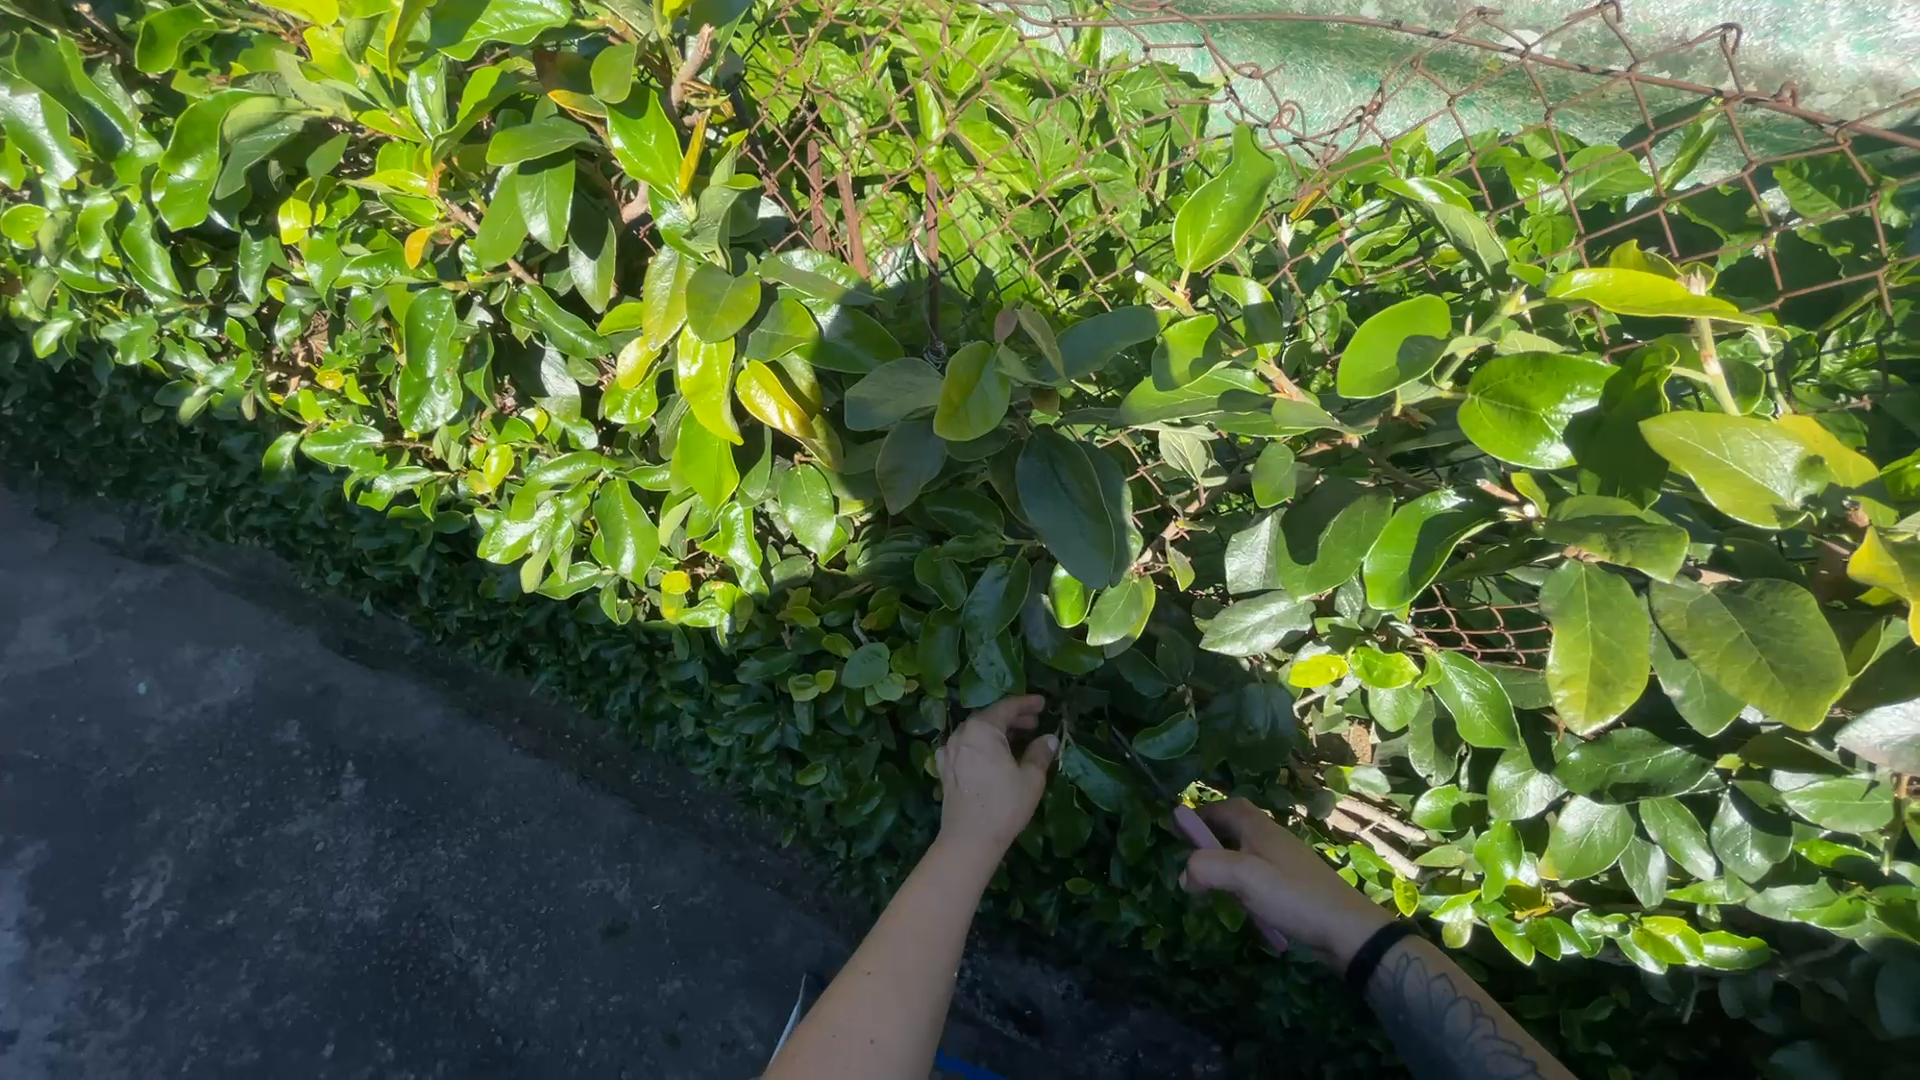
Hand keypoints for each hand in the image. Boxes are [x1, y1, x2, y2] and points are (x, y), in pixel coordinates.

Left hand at [934, 694, 1056, 863]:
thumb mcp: (1030, 778)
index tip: (1042, 703)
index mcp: (982, 729)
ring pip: (976, 732)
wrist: (969, 839)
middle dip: (1013, 718)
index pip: (1007, 707)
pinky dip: (981, 745)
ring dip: (997, 731)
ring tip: (1019, 738)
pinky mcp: (945, 769)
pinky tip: (991, 755)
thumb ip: (1040, 753)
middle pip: (990, 717)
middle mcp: (961, 733)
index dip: (1026, 704)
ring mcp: (950, 751)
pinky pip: (965, 747)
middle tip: (1035, 722)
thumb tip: (1050, 739)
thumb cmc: (1004, 805)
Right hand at [1180, 798, 1393, 967]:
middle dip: (1211, 839)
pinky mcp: (1293, 886)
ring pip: (1246, 853)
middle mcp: (1271, 838)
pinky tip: (1241, 904)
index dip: (1201, 813)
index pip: (1225, 806)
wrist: (1348, 931)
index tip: (1179, 830)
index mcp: (1258, 827)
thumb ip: (1206, 868)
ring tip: (1211, 885)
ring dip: (1226, 864)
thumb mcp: (1243, 877)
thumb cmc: (1293, 895)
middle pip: (1235, 827)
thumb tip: (1183, 875)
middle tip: (1192, 860)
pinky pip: (1259, 875)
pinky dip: (1242, 883)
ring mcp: (1285, 862)